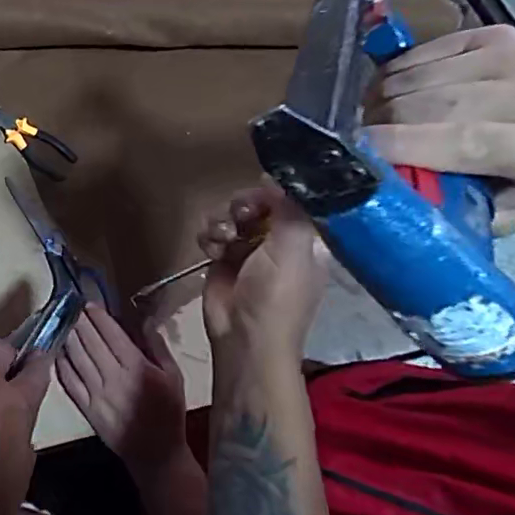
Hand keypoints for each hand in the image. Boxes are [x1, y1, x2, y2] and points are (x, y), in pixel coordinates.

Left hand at [58, 303, 192, 479]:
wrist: (157, 455)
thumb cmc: (169, 413)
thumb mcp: (174, 376)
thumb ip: (156, 346)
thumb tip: (141, 320)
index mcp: (137, 369)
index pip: (111, 334)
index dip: (98, 317)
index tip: (90, 304)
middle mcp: (114, 379)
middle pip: (90, 342)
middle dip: (81, 322)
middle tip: (74, 308)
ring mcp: (97, 396)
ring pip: (77, 359)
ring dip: (69, 338)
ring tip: (66, 324)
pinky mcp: (86, 410)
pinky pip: (69, 382)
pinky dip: (62, 364)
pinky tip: (59, 352)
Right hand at [198, 183, 330, 362]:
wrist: (243, 337)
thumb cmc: (276, 295)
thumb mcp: (292, 247)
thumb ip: (289, 208)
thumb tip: (278, 177)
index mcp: (304, 239)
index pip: (289, 200)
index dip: (272, 192)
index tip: (260, 194)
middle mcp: (278, 241)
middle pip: (257, 203)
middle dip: (243, 205)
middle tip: (239, 216)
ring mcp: (248, 250)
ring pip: (231, 215)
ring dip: (222, 221)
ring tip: (222, 238)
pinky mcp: (222, 260)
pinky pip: (212, 232)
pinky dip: (209, 236)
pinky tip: (211, 249)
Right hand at [364, 24, 514, 232]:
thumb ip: (459, 210)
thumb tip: (392, 201)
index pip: (464, 140)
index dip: (402, 145)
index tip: (357, 154)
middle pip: (429, 105)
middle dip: (379, 126)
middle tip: (357, 145)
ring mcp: (513, 55)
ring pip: (414, 78)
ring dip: (378, 102)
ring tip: (372, 124)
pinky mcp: (492, 35)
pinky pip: (417, 56)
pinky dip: (390, 79)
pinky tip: (391, 98)